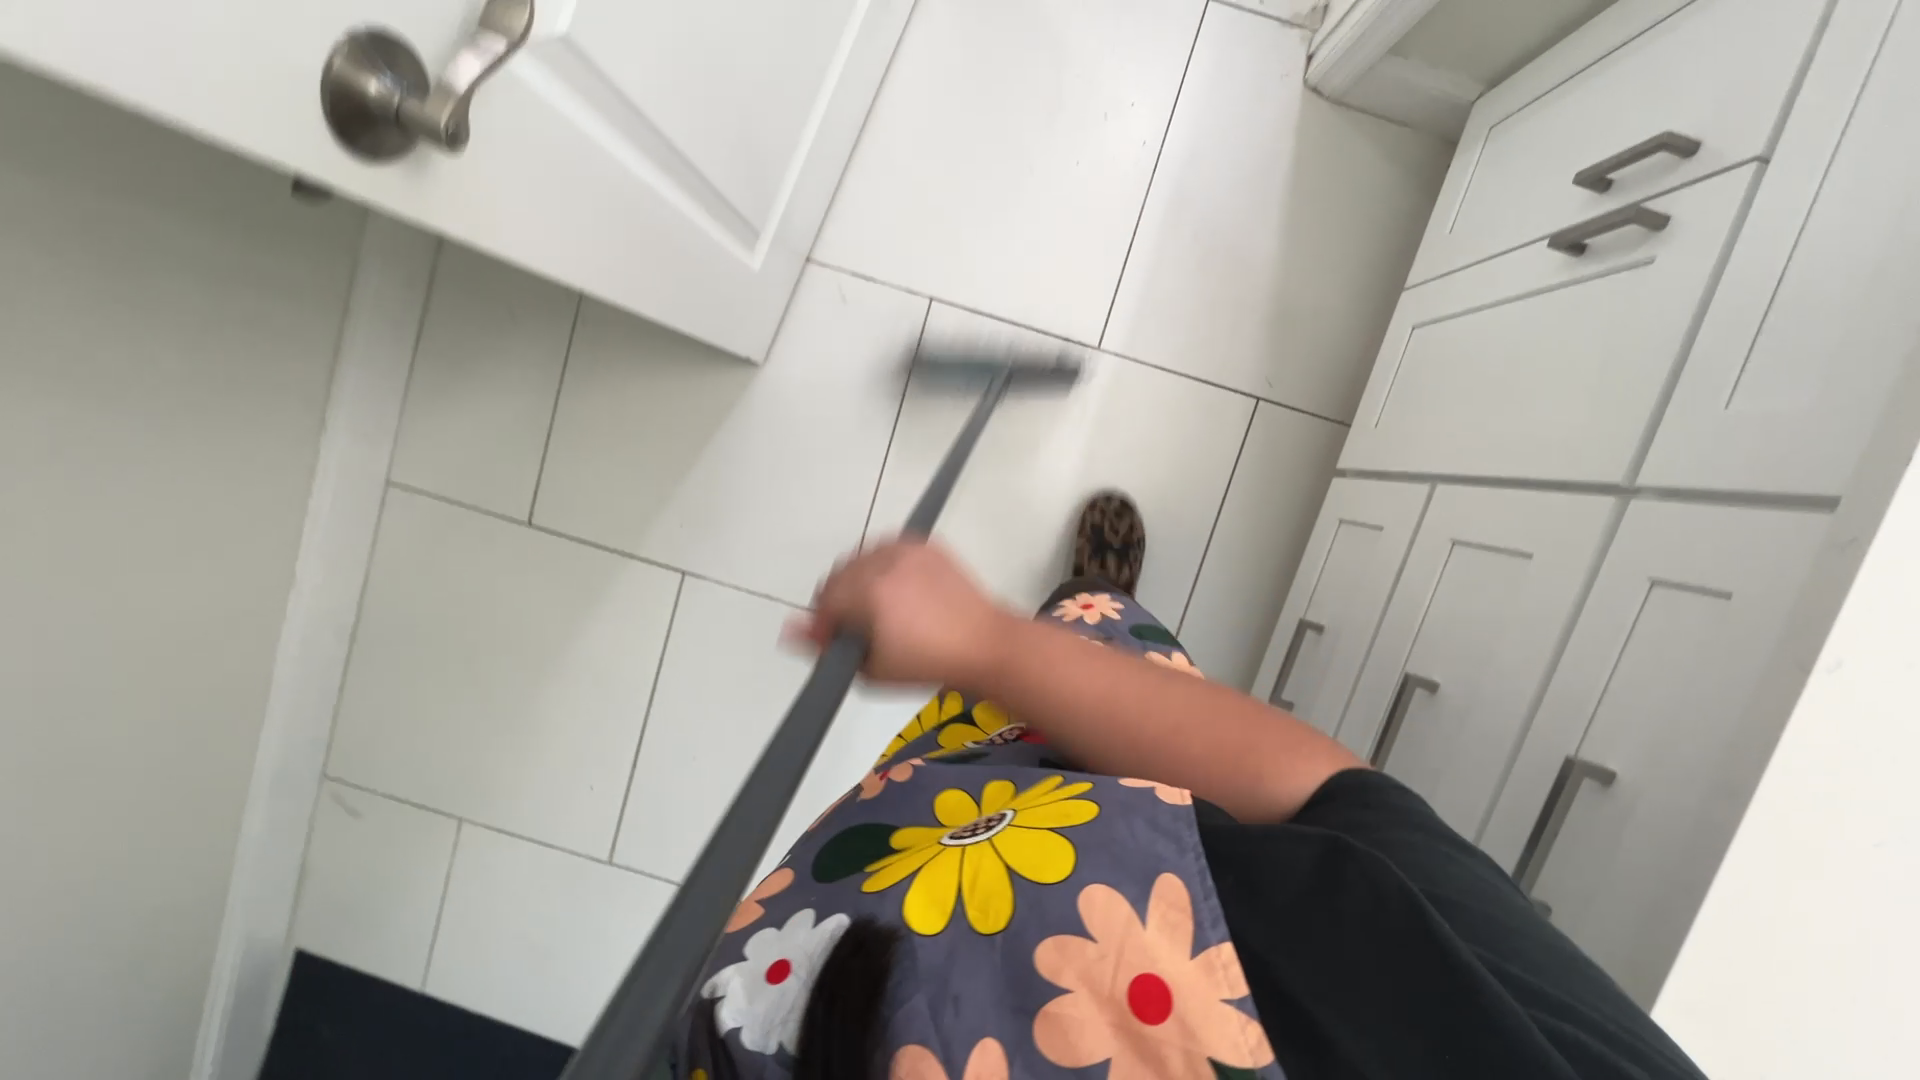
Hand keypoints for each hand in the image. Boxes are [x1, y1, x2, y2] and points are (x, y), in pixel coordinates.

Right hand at [787, 538, 1018, 687]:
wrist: (983, 644)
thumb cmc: (927, 663)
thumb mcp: (871, 668)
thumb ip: (825, 647)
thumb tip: (791, 630)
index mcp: (870, 591)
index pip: (825, 598)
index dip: (825, 623)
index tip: (836, 640)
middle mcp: (886, 561)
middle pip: (840, 574)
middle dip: (841, 599)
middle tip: (858, 626)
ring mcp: (908, 549)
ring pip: (862, 558)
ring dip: (860, 580)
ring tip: (878, 608)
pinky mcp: (926, 545)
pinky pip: (888, 548)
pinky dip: (884, 565)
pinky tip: (896, 589)